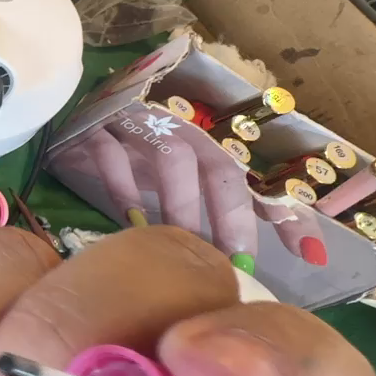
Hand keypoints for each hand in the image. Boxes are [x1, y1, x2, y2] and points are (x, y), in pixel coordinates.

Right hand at [57, 123, 326, 266]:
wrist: (67, 115)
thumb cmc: (127, 151)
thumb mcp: (178, 174)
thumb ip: (221, 201)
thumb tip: (285, 251)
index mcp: (204, 139)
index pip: (260, 177)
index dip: (286, 211)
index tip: (309, 257)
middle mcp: (177, 126)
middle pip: (218, 165)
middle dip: (231, 214)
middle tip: (232, 260)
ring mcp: (135, 122)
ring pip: (171, 157)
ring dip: (180, 202)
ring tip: (179, 242)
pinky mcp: (93, 126)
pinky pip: (111, 154)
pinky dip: (123, 186)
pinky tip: (129, 218)